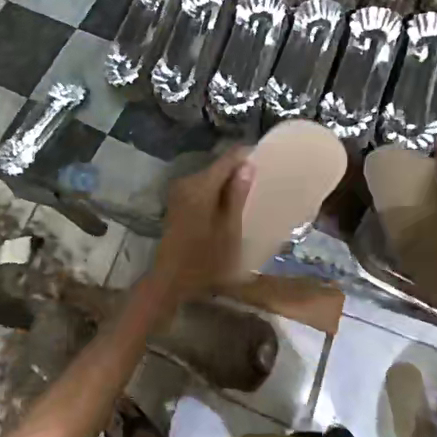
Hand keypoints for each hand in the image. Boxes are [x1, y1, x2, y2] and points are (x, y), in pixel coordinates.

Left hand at [147, 145, 254, 302]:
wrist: (170, 280)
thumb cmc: (204, 259)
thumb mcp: (229, 230)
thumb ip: (237, 196)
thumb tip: (248, 165)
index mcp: (201, 186)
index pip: (228, 158)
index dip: (247, 156)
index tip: (267, 161)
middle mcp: (187, 182)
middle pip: (219, 167)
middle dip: (239, 172)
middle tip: (263, 182)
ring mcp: (180, 191)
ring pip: (211, 178)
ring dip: (229, 184)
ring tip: (251, 195)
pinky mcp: (178, 202)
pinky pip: (203, 189)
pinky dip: (217, 194)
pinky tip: (231, 207)